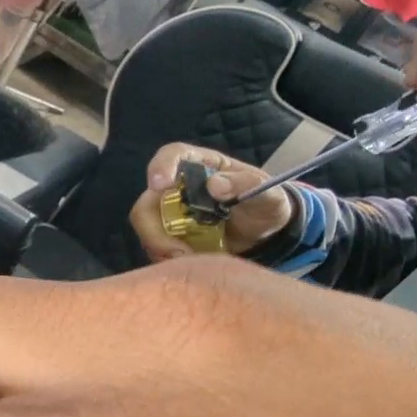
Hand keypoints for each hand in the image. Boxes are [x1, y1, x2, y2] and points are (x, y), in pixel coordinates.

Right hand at [128, 143, 293, 260]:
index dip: (161, 166)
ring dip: (161, 247)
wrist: (265, 236)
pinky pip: (151, 244)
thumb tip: (215, 185)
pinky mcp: (165, 232)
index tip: (161, 186)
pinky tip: (188, 261)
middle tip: (178, 251)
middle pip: (149, 200)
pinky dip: (164, 256)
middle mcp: (177, 187)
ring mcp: (168, 211)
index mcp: (201, 166)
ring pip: (146, 226)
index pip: (173, 154)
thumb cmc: (266, 207)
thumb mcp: (270, 196)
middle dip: (155, 228)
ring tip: (189, 258)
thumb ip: (248, 185)